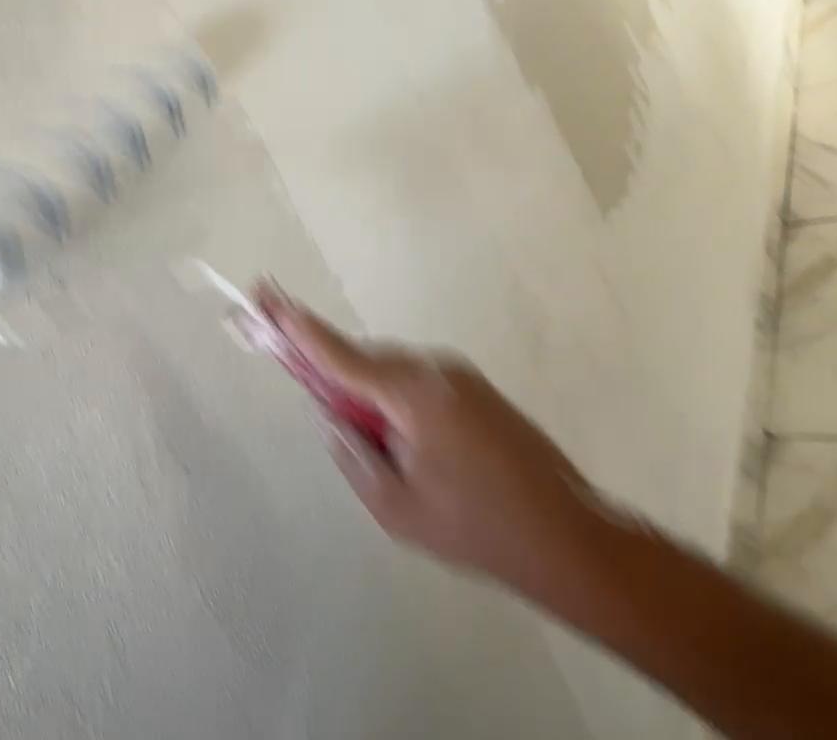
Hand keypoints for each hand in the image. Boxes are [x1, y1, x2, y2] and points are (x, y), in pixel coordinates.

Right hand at [260, 290, 605, 592]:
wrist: (573, 541)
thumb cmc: (475, 528)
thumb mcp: (393, 504)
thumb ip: (351, 451)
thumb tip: (329, 414)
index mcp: (411, 393)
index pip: (338, 354)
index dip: (295, 327)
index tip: (263, 294)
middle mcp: (436, 372)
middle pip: (364, 362)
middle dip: (336, 380)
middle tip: (327, 416)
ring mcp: (463, 379)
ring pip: (392, 376)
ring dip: (372, 401)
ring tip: (384, 455)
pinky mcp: (480, 394)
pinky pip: (419, 387)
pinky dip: (398, 406)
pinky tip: (413, 451)